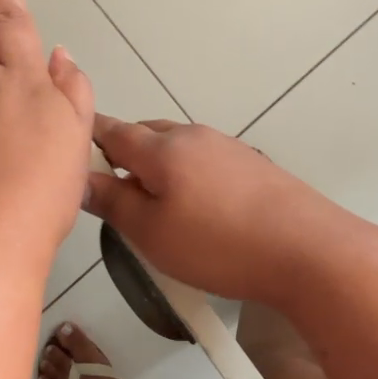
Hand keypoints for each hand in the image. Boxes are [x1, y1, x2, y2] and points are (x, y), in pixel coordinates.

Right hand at [83, 115, 360, 303]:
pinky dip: (189, 174)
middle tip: (113, 190)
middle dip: (124, 153)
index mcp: (163, 148)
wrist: (306, 248)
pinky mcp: (252, 164)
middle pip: (147, 134)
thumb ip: (113, 202)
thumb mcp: (152, 233)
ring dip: (159, 165)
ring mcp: (227, 147)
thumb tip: (80, 178)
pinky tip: (198, 208)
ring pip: (178, 147)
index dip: (90, 136)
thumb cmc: (218, 244)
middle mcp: (194, 136)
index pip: (114, 130)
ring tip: (155, 205)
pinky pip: (205, 160)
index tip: (71, 146)